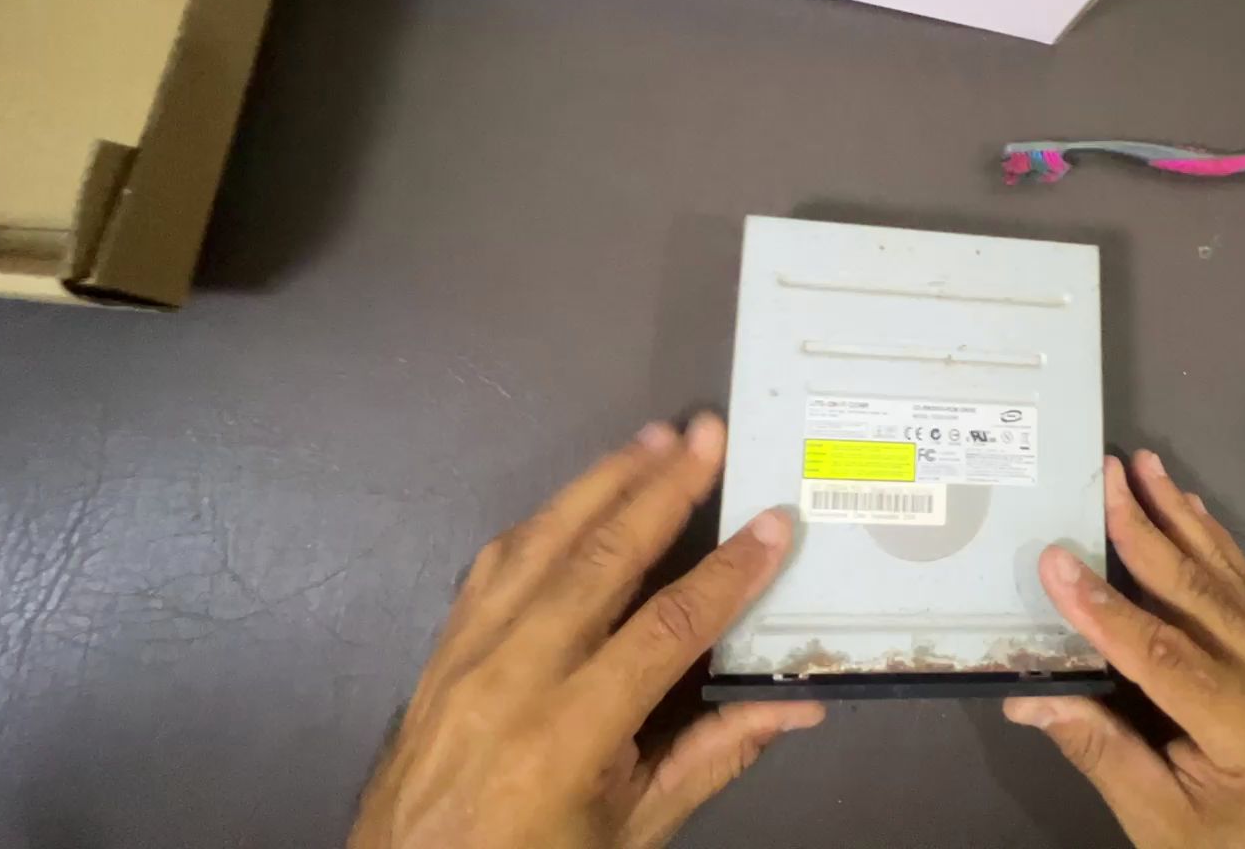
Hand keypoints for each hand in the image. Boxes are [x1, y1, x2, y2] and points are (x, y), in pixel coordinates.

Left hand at [349, 414, 822, 848]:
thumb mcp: (635, 829)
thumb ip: (717, 753)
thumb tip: (800, 702)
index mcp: (565, 739)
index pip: (665, 631)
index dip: (726, 575)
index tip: (771, 525)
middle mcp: (510, 680)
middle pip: (600, 561)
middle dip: (664, 489)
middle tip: (708, 434)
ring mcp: (466, 654)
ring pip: (543, 542)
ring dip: (606, 480)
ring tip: (656, 436)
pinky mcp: (444, 644)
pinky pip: (499, 560)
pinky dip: (551, 514)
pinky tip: (587, 488)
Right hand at [1004, 452, 1244, 848]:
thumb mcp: (1164, 828)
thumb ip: (1102, 755)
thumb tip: (1025, 701)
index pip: (1159, 655)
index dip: (1102, 607)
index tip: (1055, 558)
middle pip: (1196, 591)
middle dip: (1145, 526)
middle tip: (1109, 472)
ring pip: (1225, 573)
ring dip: (1181, 514)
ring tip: (1149, 464)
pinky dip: (1216, 540)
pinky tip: (1196, 508)